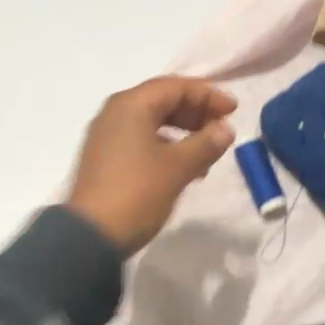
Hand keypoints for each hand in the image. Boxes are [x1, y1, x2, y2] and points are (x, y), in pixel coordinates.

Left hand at [66, 76, 237, 254]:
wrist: (90, 236)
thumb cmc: (137, 194)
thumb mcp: (177, 168)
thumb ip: (205, 144)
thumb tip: (225, 130)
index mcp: (131, 105)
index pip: (175, 87)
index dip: (208, 95)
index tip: (234, 111)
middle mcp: (114, 113)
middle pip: (161, 102)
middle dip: (195, 113)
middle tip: (221, 129)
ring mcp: (106, 137)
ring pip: (151, 124)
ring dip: (182, 133)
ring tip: (206, 153)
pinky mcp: (104, 160)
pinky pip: (140, 142)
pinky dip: (164, 148)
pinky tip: (182, 168)